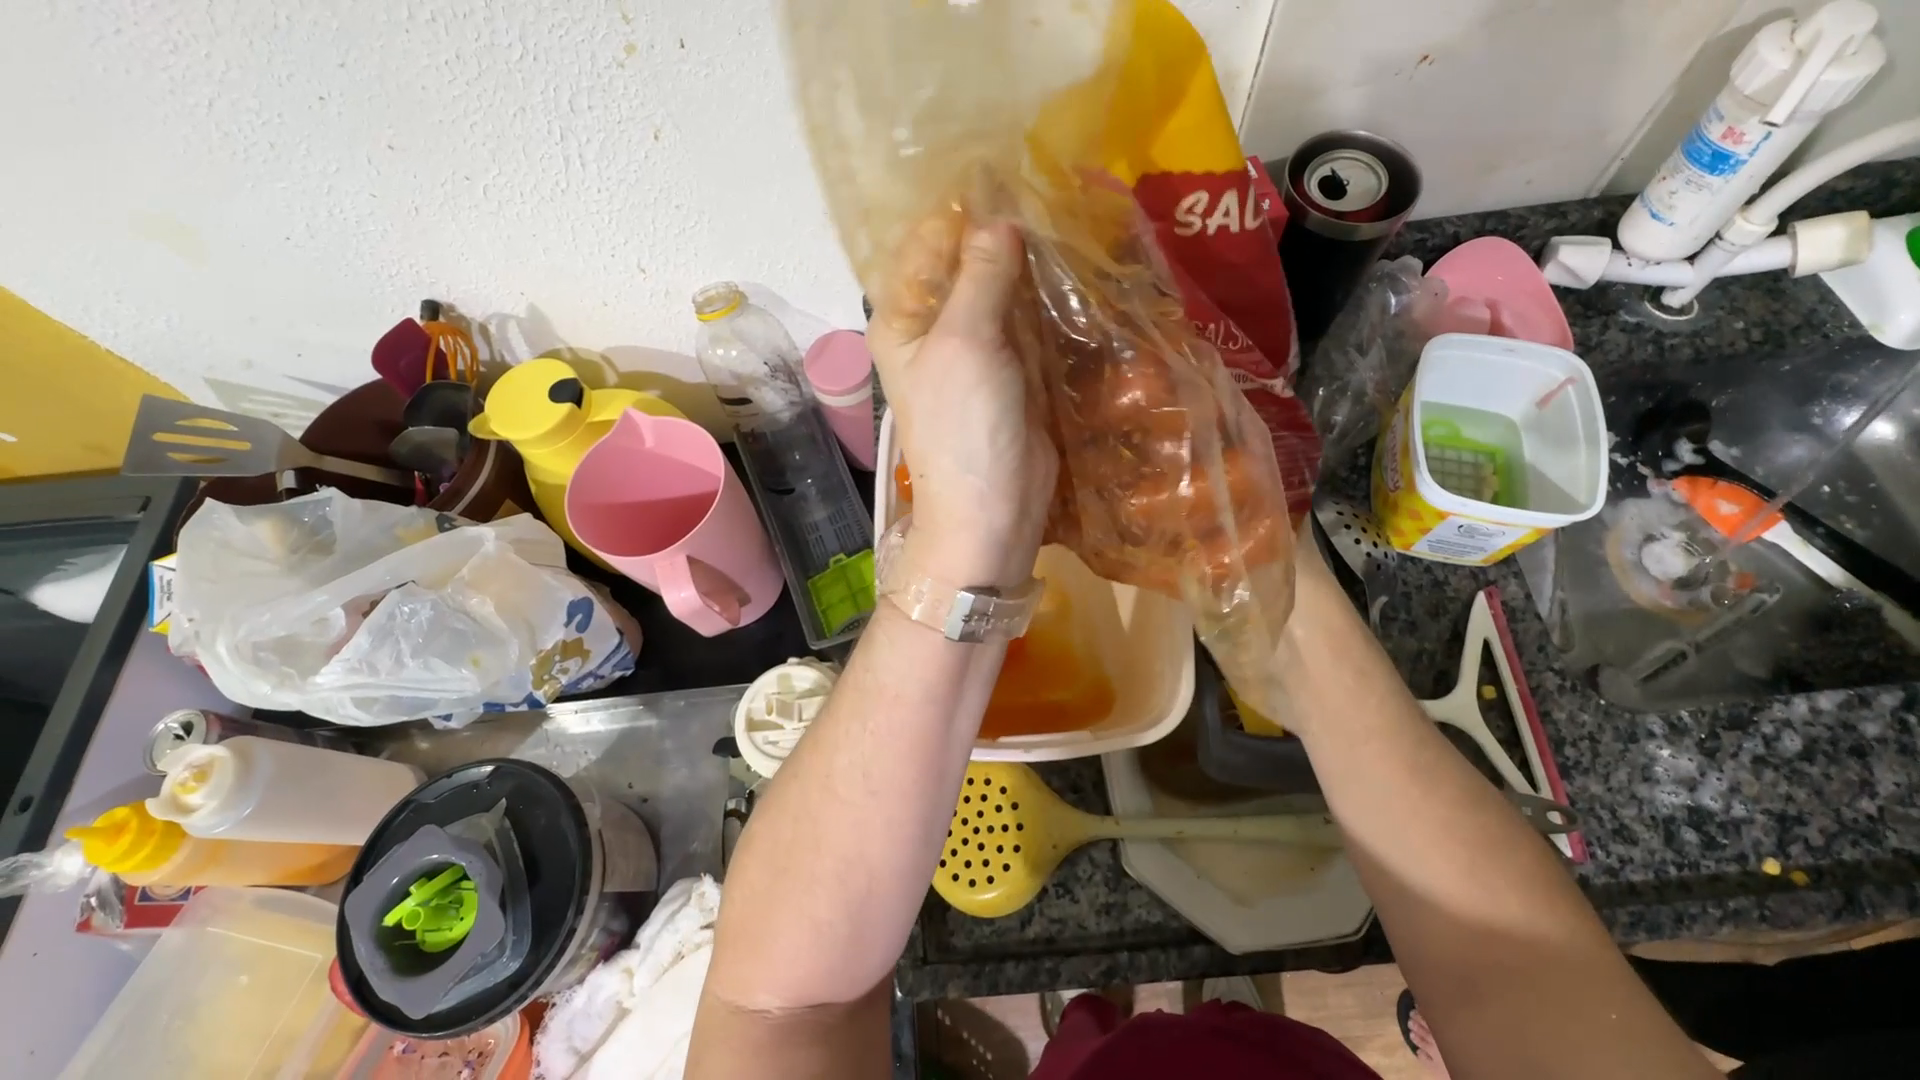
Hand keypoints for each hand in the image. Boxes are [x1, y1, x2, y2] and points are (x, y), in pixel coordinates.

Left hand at [869, 214, 1056, 588]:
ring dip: (1030, 260)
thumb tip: (999, 217)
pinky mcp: (1012, 368)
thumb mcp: (966, 342)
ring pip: (1001, 287)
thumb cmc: (965, 428)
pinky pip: (1027, 318)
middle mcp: (934, 326)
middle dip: (1002, 229)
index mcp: (903, 316)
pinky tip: (1075, 265)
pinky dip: (1046, 295)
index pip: (927, 240)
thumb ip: (981, 276)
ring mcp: (975, 348)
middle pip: (966, 260)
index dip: (964, 205)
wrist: (992, 510)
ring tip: (1071, 212)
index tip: (1012, 167)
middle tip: (1052, 184)